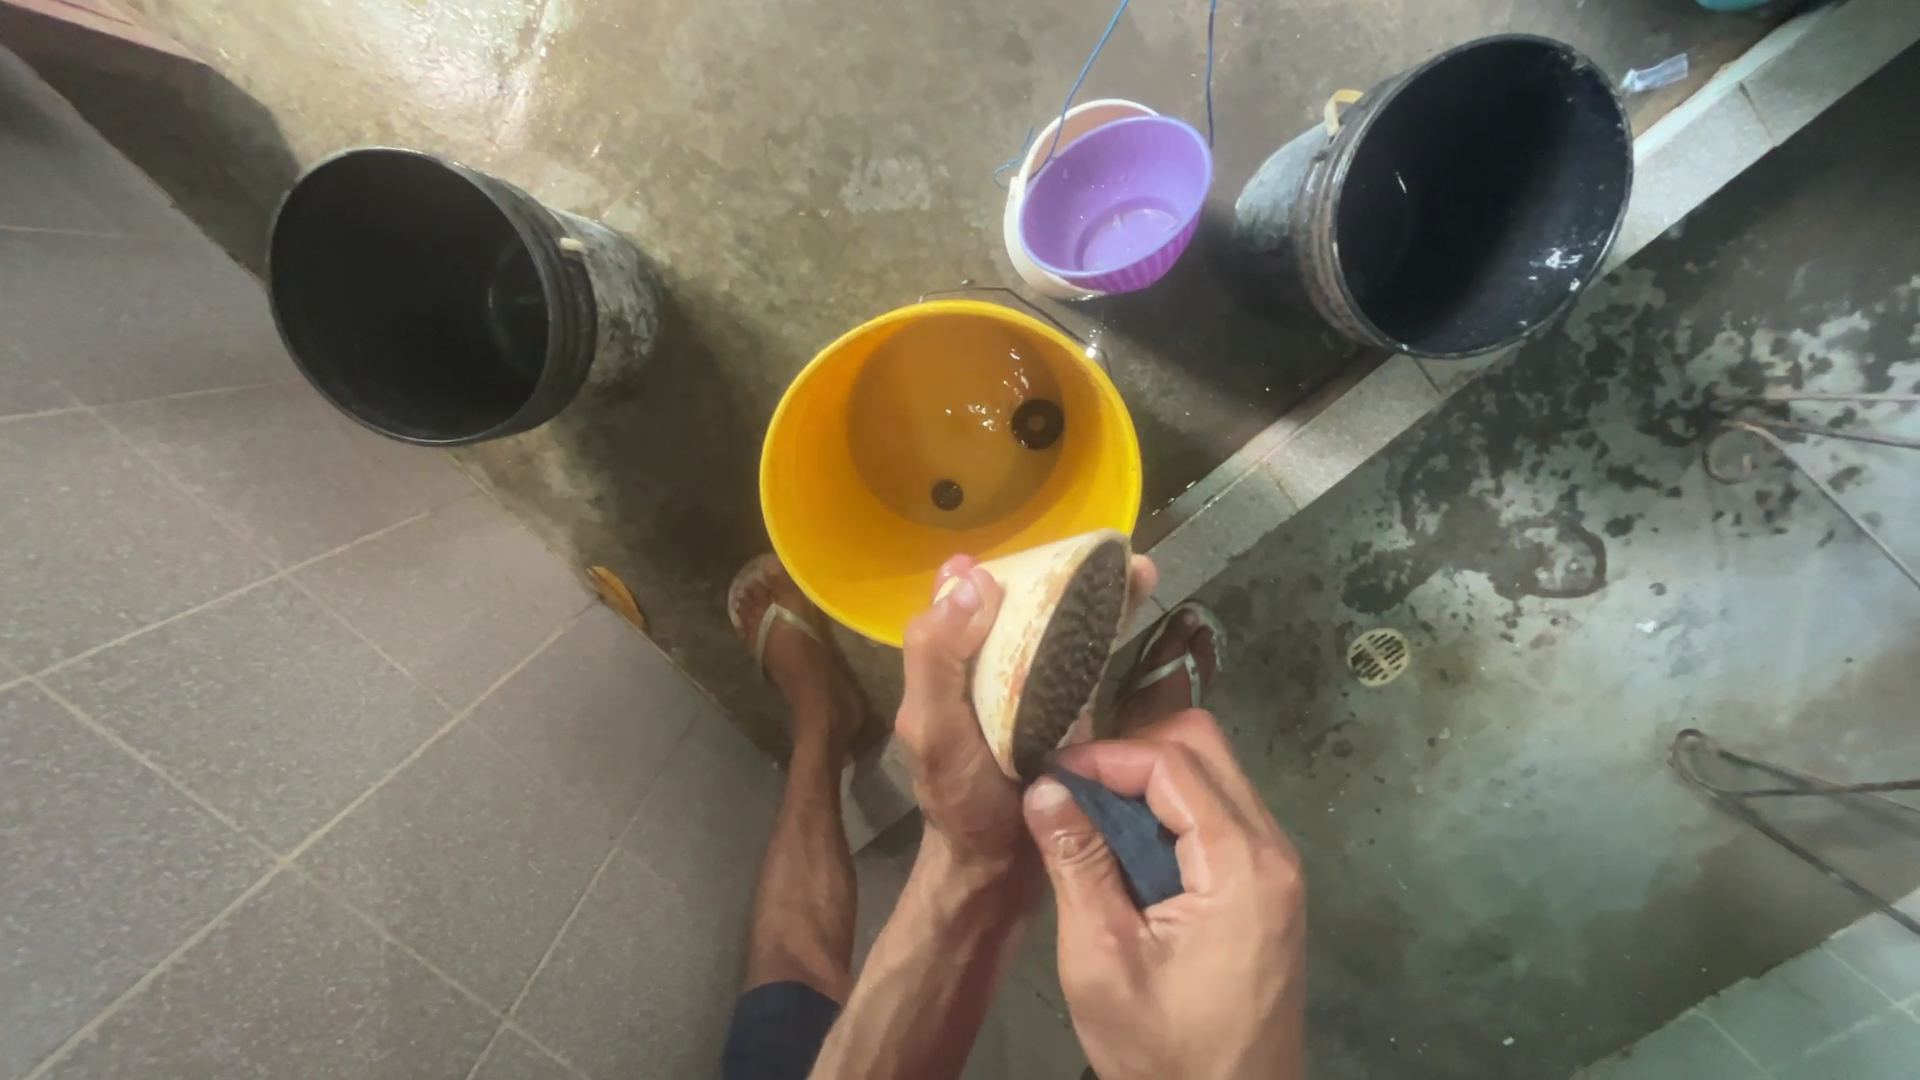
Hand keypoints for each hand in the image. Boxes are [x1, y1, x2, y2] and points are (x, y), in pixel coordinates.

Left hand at [895, 553, 1157, 877]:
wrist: (1005, 860)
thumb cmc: (960, 794)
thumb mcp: (932, 727)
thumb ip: (936, 657)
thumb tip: (971, 579)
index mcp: (949, 659)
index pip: (961, 596)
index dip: (989, 568)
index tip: (1028, 551)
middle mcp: (989, 660)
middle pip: (1019, 600)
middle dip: (1054, 569)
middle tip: (1096, 550)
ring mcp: (1032, 677)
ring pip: (1059, 618)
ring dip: (1091, 588)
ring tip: (1129, 565)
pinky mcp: (1070, 698)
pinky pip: (1088, 650)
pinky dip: (1111, 623)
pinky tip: (1137, 600)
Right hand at [1022, 710, 1306, 1079]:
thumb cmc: (1164, 1051)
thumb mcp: (1103, 961)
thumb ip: (1076, 863)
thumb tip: (1042, 785)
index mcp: (1241, 867)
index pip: (1172, 762)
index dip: (1107, 755)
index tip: (1054, 774)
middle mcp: (1272, 848)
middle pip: (1203, 745)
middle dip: (1133, 749)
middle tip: (1078, 784)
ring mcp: (1275, 861)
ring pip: (1212, 767)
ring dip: (1149, 771)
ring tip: (1094, 805)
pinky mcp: (1265, 877)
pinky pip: (1217, 802)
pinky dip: (1168, 798)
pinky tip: (1128, 832)